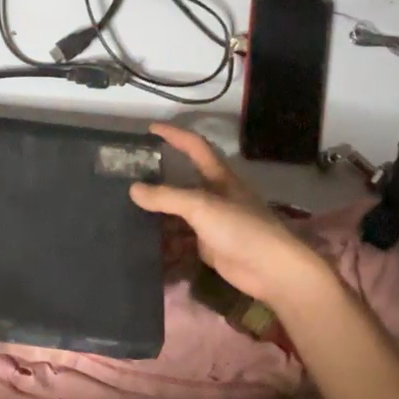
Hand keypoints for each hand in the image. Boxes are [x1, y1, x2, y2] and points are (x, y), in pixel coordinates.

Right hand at [130, 124, 342, 313]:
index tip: (150, 129)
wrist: (271, 270)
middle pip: (182, 182)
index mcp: (219, 177)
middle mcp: (215, 196)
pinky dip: (165, 241)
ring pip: (179, 213)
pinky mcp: (209, 246)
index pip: (195, 146)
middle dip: (159, 180)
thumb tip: (133, 189)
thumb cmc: (240, 228)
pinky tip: (146, 244)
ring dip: (158, 214)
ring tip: (128, 213)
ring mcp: (212, 222)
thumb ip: (167, 197)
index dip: (174, 134)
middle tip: (128, 179)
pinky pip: (181, 240)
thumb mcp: (201, 206)